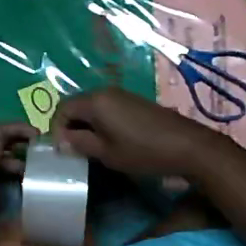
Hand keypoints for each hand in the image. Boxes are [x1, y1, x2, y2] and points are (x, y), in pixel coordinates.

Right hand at [51, 88, 229, 177]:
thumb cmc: (143, 151)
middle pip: (76, 105)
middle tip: (73, 151)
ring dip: (85, 125)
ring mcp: (121, 95)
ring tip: (90, 148)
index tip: (61, 151)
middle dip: (70, 127)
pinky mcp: (134, 102)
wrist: (188, 146)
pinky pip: (106, 108)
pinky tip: (109, 141)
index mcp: (95, 102)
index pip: (62, 109)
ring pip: (92, 107)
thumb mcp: (106, 153)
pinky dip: (100, 122)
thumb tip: (61, 141)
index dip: (56, 129)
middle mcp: (105, 92)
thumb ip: (79, 143)